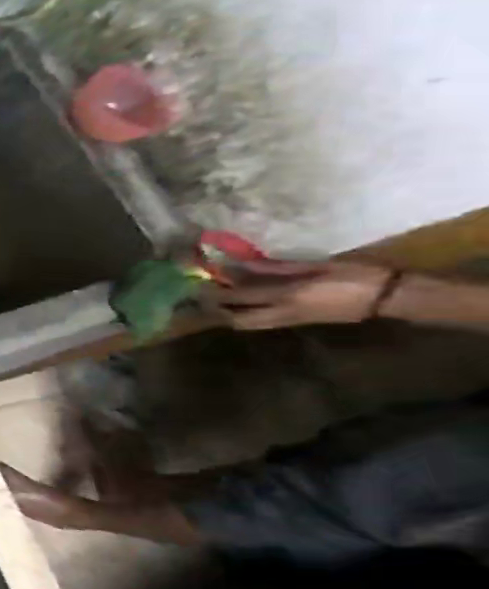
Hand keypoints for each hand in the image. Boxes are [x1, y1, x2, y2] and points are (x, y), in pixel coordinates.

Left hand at [213, 258, 393, 329]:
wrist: (393, 298)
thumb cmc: (360, 276)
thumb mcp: (318, 266)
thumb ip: (277, 267)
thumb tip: (241, 263)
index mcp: (287, 296)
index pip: (238, 296)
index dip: (213, 291)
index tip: (195, 282)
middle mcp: (283, 312)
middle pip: (237, 319)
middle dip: (215, 310)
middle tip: (201, 295)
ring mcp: (291, 321)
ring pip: (248, 324)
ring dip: (228, 315)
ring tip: (215, 300)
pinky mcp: (299, 323)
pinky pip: (261, 323)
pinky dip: (244, 315)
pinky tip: (239, 304)